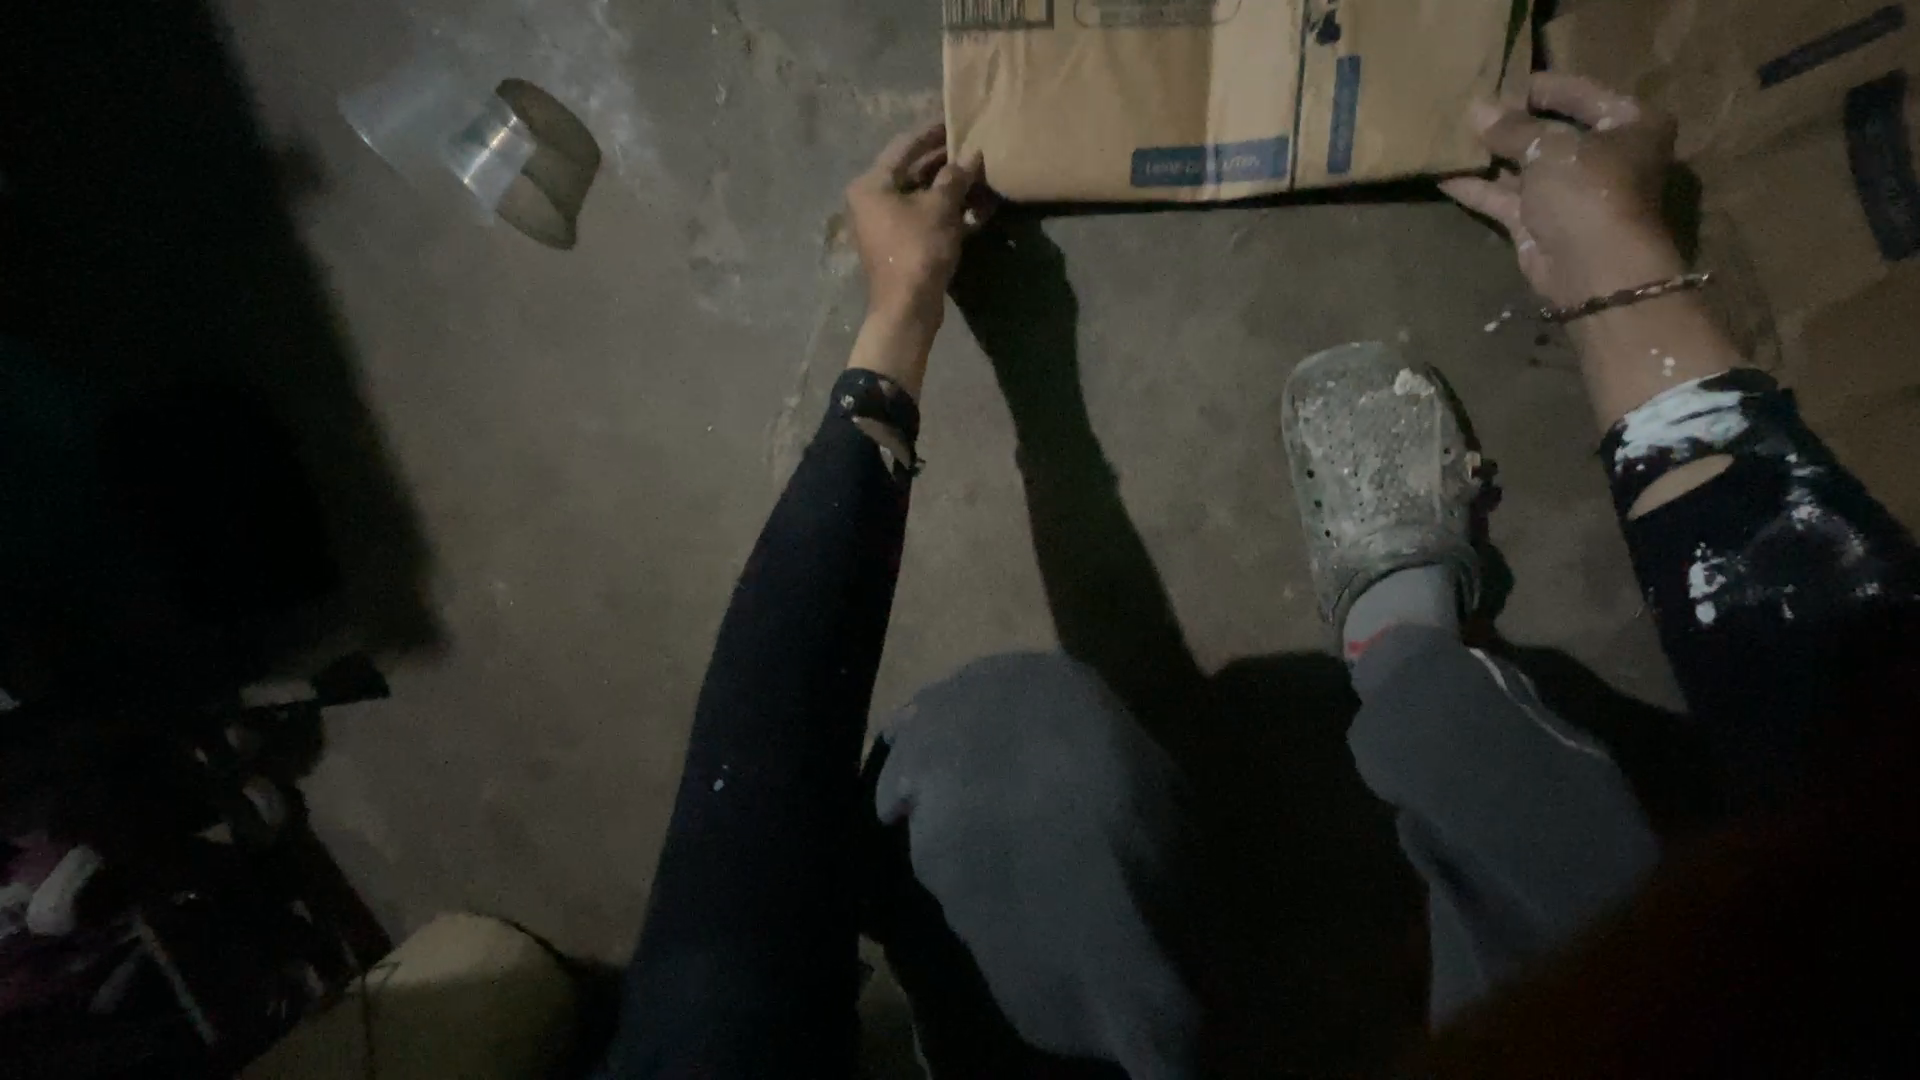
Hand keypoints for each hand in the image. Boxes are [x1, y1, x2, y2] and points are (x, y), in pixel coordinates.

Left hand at [845, 123, 990, 331]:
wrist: (907, 308)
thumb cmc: (918, 250)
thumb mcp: (939, 208)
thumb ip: (956, 177)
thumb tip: (972, 156)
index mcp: (871, 184)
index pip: (905, 145)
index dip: (933, 133)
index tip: (956, 121)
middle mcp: (872, 201)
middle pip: (912, 172)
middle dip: (945, 164)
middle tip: (973, 150)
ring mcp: (885, 227)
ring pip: (921, 198)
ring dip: (951, 190)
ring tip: (980, 178)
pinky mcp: (901, 248)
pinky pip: (925, 221)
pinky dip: (947, 215)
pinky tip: (976, 210)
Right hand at [1441, 73, 1682, 308]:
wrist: (1591, 266)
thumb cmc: (1587, 192)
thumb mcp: (1549, 150)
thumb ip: (1512, 130)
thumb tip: (1476, 110)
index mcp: (1629, 124)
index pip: (1582, 95)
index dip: (1542, 88)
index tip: (1502, 81)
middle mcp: (1602, 155)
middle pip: (1550, 132)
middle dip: (1510, 125)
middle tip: (1472, 112)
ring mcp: (1568, 192)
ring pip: (1522, 167)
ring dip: (1489, 157)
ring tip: (1451, 141)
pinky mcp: (1538, 222)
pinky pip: (1505, 198)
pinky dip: (1478, 189)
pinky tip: (1446, 177)